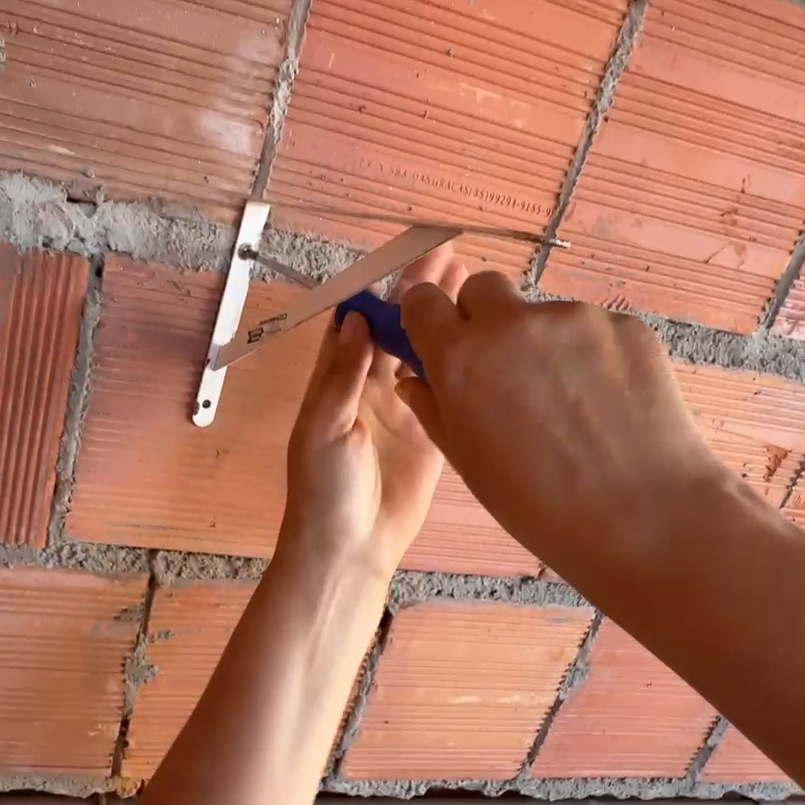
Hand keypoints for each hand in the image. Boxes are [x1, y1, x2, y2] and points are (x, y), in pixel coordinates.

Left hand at [275, 253, 458, 579]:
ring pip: (422, 354)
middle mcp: (367, 390)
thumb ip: (341, 375)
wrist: (351, 547)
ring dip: (440, 321)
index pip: (353, 325)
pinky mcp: (431, 433)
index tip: (403, 258)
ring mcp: (402, 410)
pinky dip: (460, 363)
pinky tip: (481, 337)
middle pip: (392, 332)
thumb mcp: (324, 427)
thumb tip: (353, 317)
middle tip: (448, 257)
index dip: (376, 291)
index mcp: (333, 384)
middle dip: (417, 296)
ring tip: (469, 283)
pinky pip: (445, 390)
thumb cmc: (325, 489)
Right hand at [394, 270, 747, 584]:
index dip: (426, 318)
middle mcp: (511, 323)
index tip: (435, 340)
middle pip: (482, 288)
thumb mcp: (464, 459)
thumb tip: (416, 380)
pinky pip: (588, 328)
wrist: (641, 513)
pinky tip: (599, 403)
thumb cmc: (533, 501)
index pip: (423, 301)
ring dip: (536, 341)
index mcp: (459, 358)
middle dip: (480, 316)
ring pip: (538, 312)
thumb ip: (432, 407)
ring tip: (562, 401)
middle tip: (496, 365)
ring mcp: (573, 317)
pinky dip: (584, 354)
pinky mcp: (624, 323)